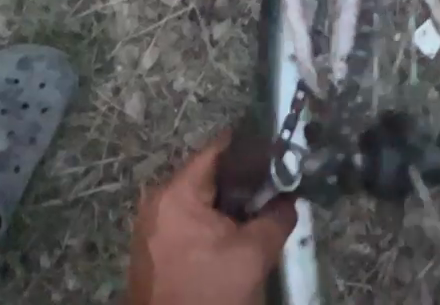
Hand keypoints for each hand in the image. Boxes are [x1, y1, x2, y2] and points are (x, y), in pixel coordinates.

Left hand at [127, 132, 297, 304]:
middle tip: (274, 186)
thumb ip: (275, 219)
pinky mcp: (153, 249)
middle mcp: (157, 200)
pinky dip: (211, 223)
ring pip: (199, 200)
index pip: (217, 151)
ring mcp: (151, 226)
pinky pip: (187, 220)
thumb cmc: (209, 294)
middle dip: (242, 181)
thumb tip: (289, 199)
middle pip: (208, 175)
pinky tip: (234, 234)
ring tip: (259, 210)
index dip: (250, 149)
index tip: (278, 150)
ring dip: (228, 205)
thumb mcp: (252, 256)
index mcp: (176, 192)